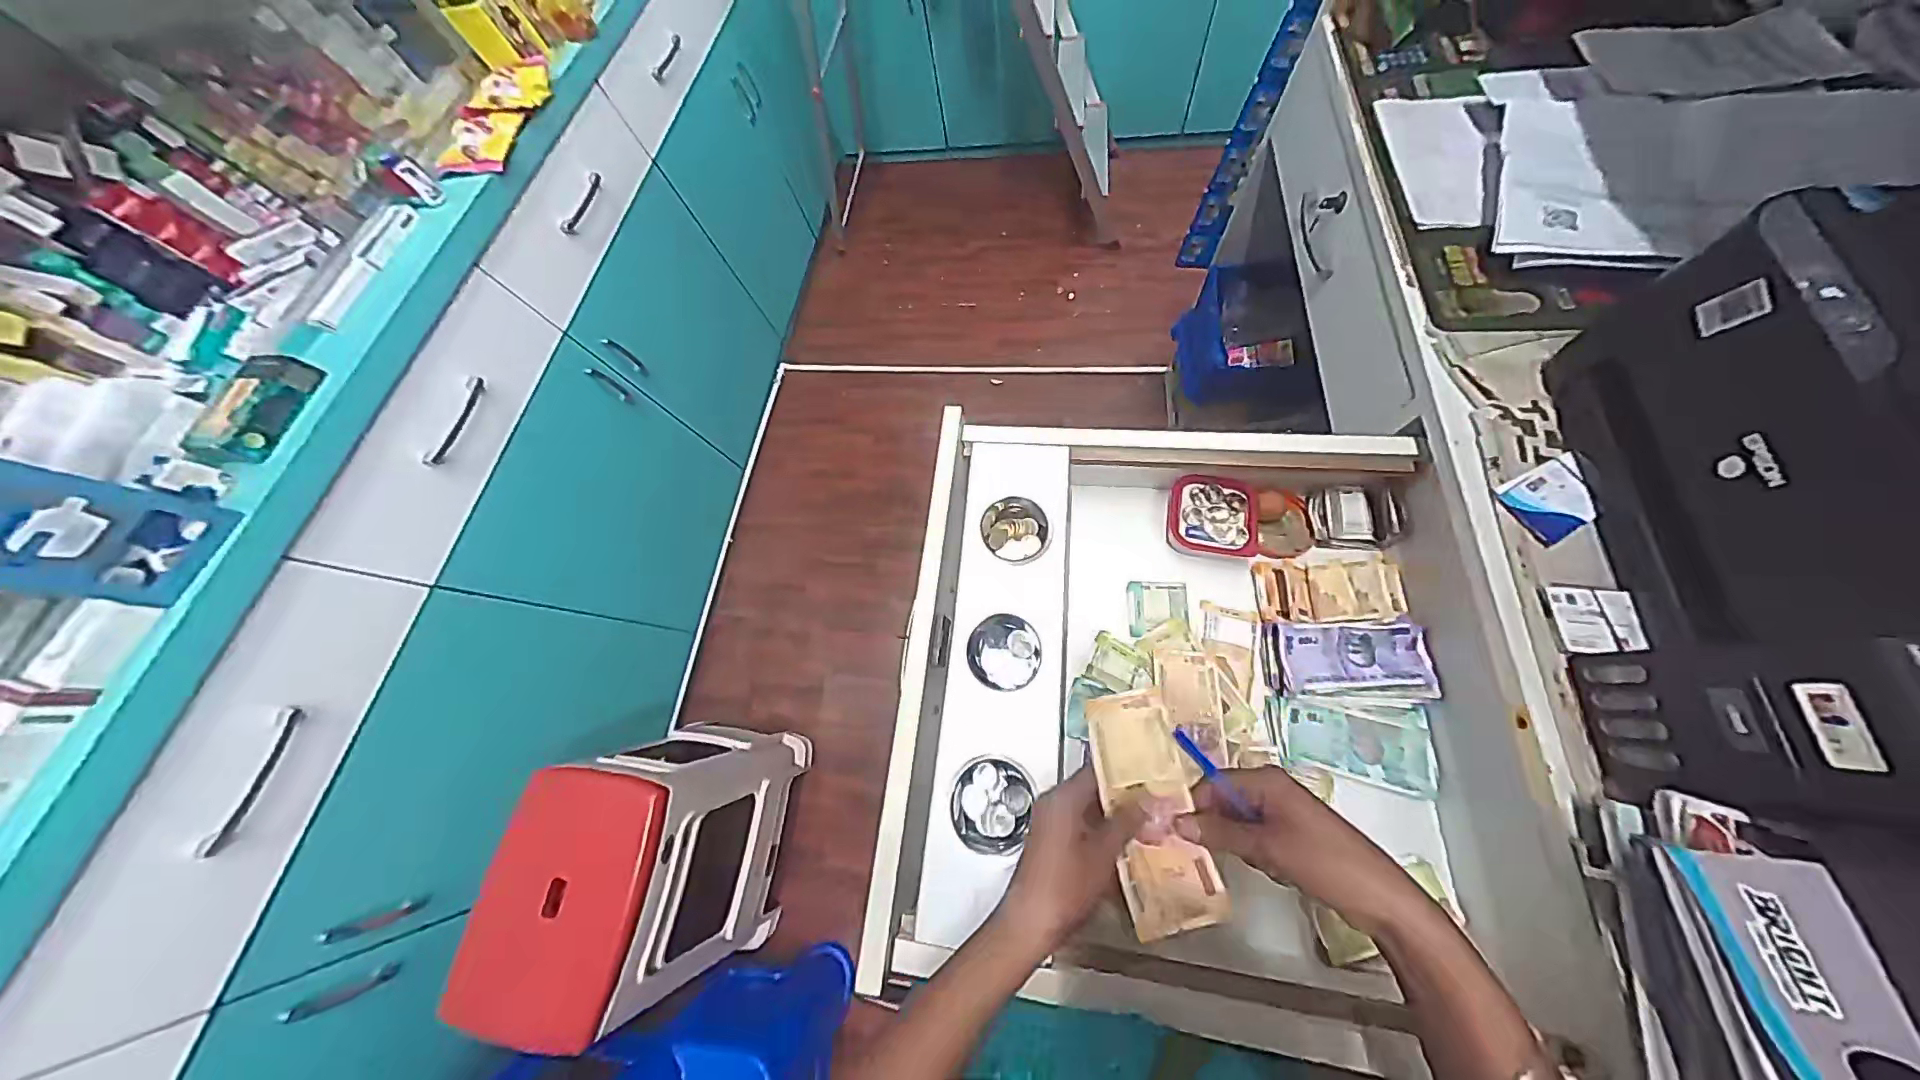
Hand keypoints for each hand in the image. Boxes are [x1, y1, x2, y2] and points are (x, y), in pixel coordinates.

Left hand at [993, 767, 1145, 955]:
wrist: (1031, 921)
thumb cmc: (1065, 886)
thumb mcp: (1103, 853)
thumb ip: (1126, 822)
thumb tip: (1146, 800)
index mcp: (1063, 797)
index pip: (1096, 770)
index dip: (1124, 770)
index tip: (1150, 772)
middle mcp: (1053, 803)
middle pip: (1092, 788)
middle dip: (1123, 795)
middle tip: (1154, 800)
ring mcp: (1050, 821)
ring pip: (1087, 807)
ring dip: (1113, 815)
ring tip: (1146, 821)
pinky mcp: (1051, 840)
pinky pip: (1080, 823)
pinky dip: (1100, 829)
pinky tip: (1123, 843)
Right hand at [1174, 766, 1427, 935]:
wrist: (1380, 899)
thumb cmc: (1325, 863)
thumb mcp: (1265, 848)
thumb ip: (1218, 832)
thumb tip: (1177, 822)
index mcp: (1266, 779)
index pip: (1212, 783)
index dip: (1192, 806)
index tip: (1175, 831)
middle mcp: (1271, 788)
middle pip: (1223, 800)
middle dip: (1214, 825)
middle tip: (1206, 851)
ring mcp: (1282, 811)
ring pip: (1237, 820)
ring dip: (1235, 841)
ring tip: (1251, 861)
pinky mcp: (1290, 833)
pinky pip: (1254, 835)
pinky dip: (1252, 851)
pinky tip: (1267, 867)